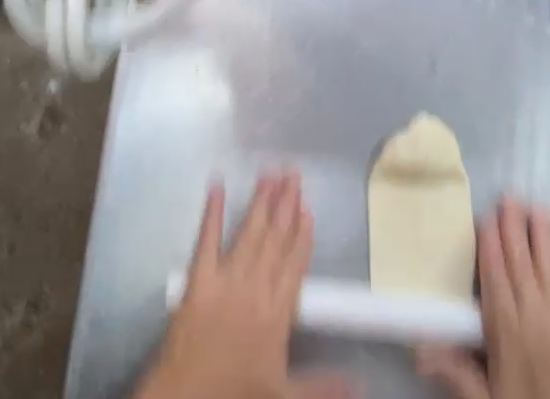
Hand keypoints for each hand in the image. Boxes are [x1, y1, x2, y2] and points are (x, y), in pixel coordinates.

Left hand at [137, 173, 351, 398]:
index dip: (302, 235)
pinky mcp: (198, 278)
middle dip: (286, 205)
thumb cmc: (236, 393)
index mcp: (278, 313)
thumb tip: (360, 385)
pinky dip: (212, 212)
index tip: (308, 208)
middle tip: (293, 174)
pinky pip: (206, 239)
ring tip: (270, 174)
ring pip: (249, 233)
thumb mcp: (285, 394)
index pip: (295, 265)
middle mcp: (255, 288)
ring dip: (260, 202)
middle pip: (275, 240)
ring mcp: (226, 279)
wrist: (188, 397)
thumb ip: (322, 386)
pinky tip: (218, 186)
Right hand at [416, 200, 549, 398]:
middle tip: (509, 196)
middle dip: (513, 230)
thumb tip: (417, 349)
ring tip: (537, 207)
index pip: (494, 278)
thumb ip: (456, 372)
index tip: (485, 215)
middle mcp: (535, 318)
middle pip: (521, 265)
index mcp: (506, 331)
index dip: (490, 246)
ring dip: (544, 238)